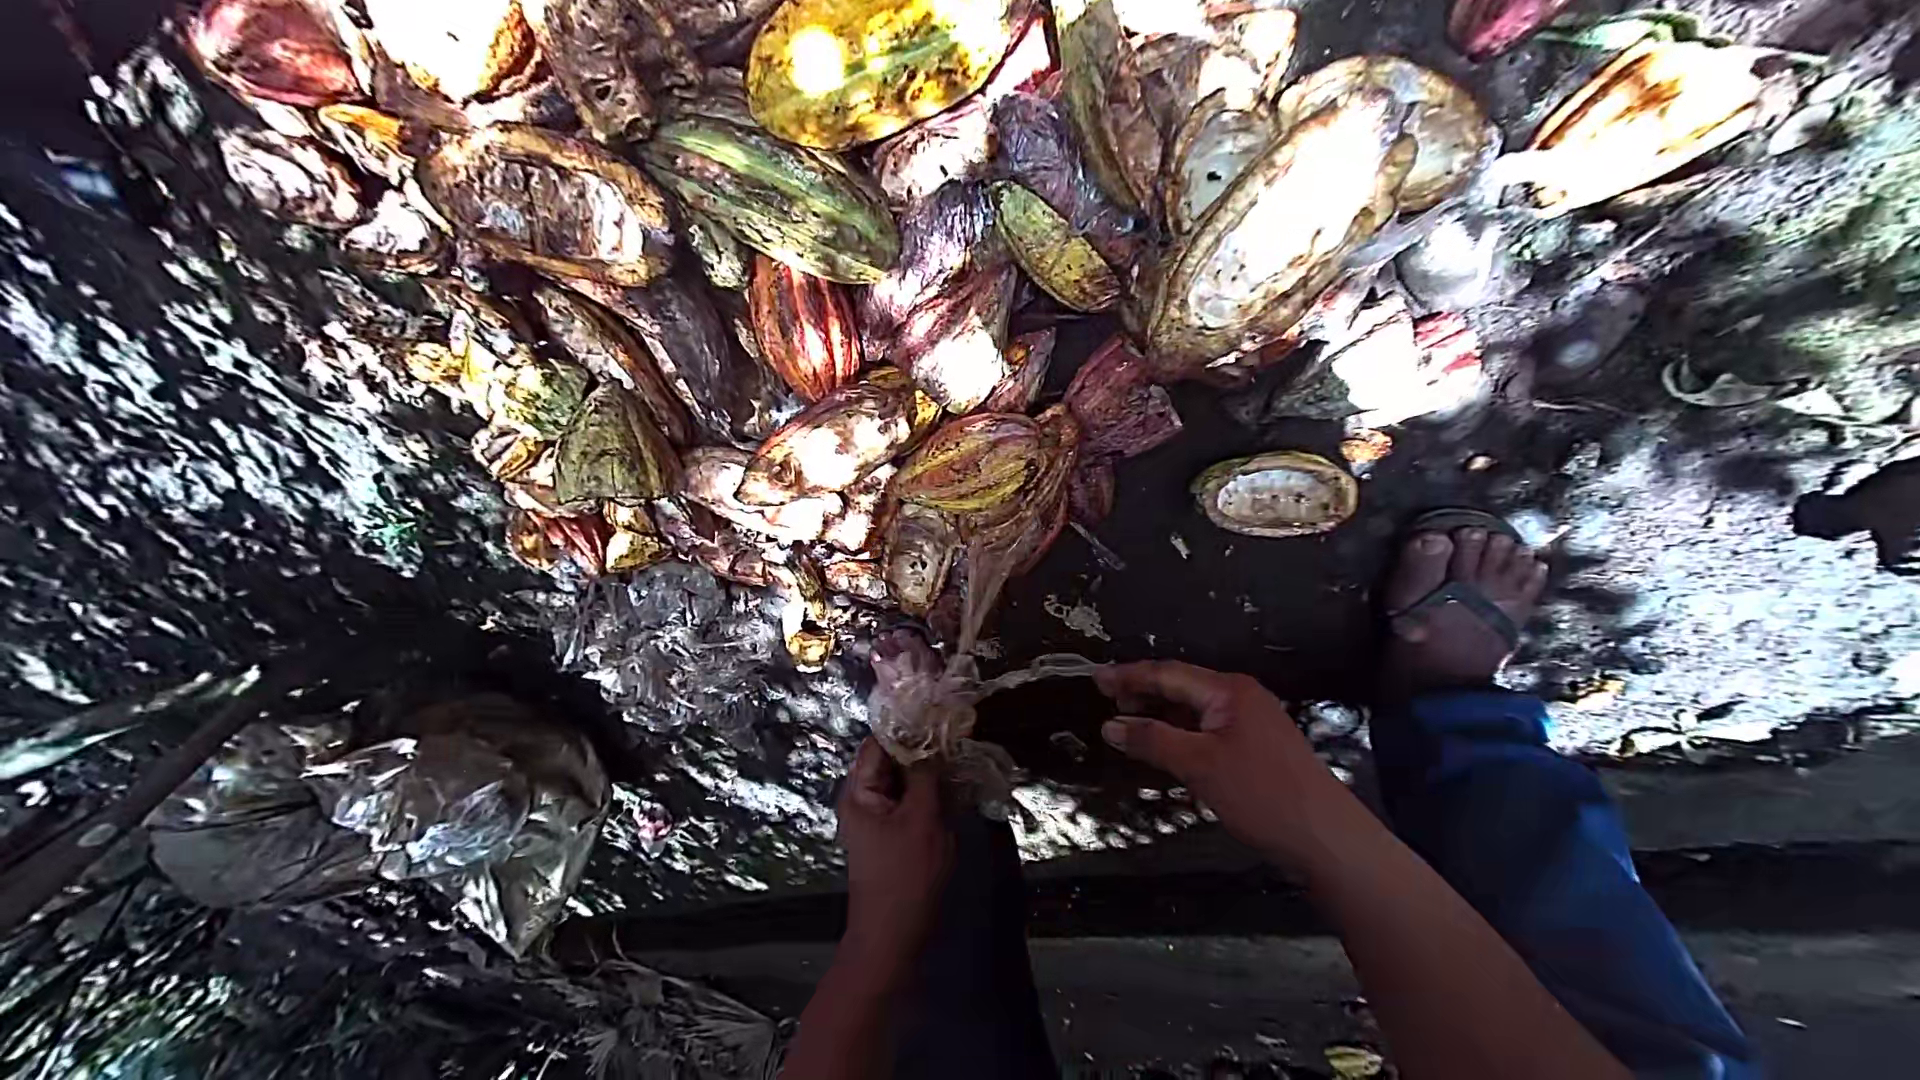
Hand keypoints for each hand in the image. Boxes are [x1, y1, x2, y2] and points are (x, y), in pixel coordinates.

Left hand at [836, 738, 952, 968]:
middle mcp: (864, 798)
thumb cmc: (905, 875)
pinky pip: (910, 798)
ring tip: (960, 750)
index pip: (880, 742)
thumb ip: (925, 775)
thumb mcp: (921, 819)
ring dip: (928, 767)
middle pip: (891, 758)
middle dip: (922, 745)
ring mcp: (878, 816)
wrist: (894, 937)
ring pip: (904, 778)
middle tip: (956, 730)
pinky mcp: (893, 832)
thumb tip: (933, 740)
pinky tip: (954, 781)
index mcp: (860, 790)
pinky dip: (929, 789)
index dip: (907, 725)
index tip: (938, 711)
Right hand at [1095, 661, 1353, 868]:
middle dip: (1142, 691)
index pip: (1167, 673)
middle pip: (1181, 685)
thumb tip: (1109, 726)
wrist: (1330, 840)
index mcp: (1228, 690)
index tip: (1095, 679)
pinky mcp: (1256, 745)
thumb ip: (1151, 740)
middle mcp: (1240, 696)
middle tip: (1106, 700)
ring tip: (1127, 721)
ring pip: (1194, 708)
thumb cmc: (1262, 794)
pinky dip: (1180, 732)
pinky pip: (1207, 727)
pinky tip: (1165, 745)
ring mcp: (1251, 721)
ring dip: (1160, 713)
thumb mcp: (1199, 765)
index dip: (1128, 676)